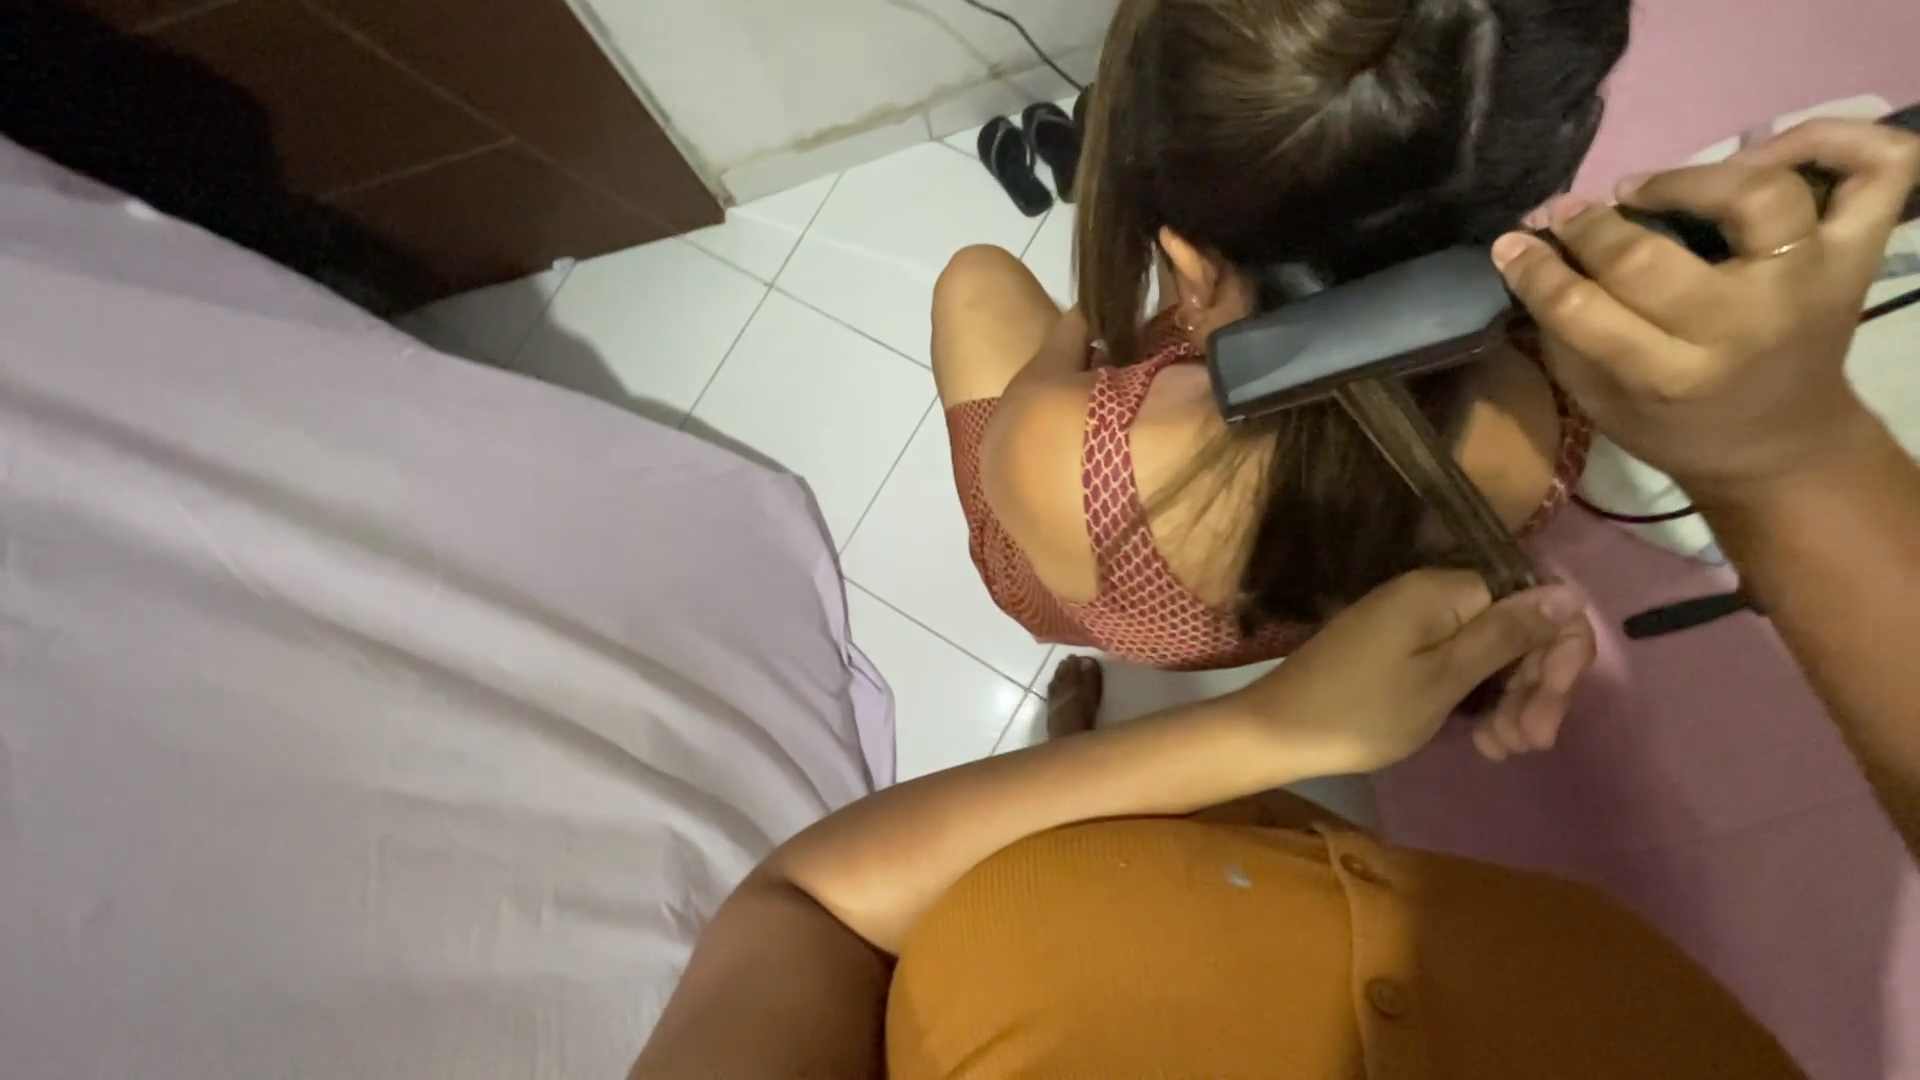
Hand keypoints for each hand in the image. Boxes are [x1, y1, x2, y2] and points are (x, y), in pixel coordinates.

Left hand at [1232, 569, 1594, 773]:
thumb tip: (1568, 590)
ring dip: (1508, 701)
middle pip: (1513, 630)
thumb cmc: (1362, 710)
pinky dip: (1475, 700)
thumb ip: (1505, 635)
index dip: (1558, 654)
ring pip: (1487, 654)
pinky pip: (1454, 666)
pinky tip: (1483, 740)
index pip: (1532, 602)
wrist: (1278, 730)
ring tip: (1502, 750)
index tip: (1551, 710)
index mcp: (1440, 592)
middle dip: (1534, 686)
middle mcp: (1426, 597)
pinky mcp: (1396, 651)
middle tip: (1531, 742)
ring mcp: (1409, 624)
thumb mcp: (1443, 678)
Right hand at [1492, 118, 1919, 499]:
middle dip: (1589, 227)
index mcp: (1669, 375)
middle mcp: (1743, 324)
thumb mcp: (1598, 400)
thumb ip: (1568, 334)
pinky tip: (1767, 150)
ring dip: (1691, 178)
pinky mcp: (1861, 251)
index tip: (1508, 244)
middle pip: (1649, 257)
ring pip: (1758, 196)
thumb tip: (1533, 262)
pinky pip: (1879, 169)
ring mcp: (1813, 279)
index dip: (1534, 270)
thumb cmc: (1671, 426)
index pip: (1582, 309)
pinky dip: (1831, 140)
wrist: (1779, 438)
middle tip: (1564, 213)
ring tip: (1648, 187)